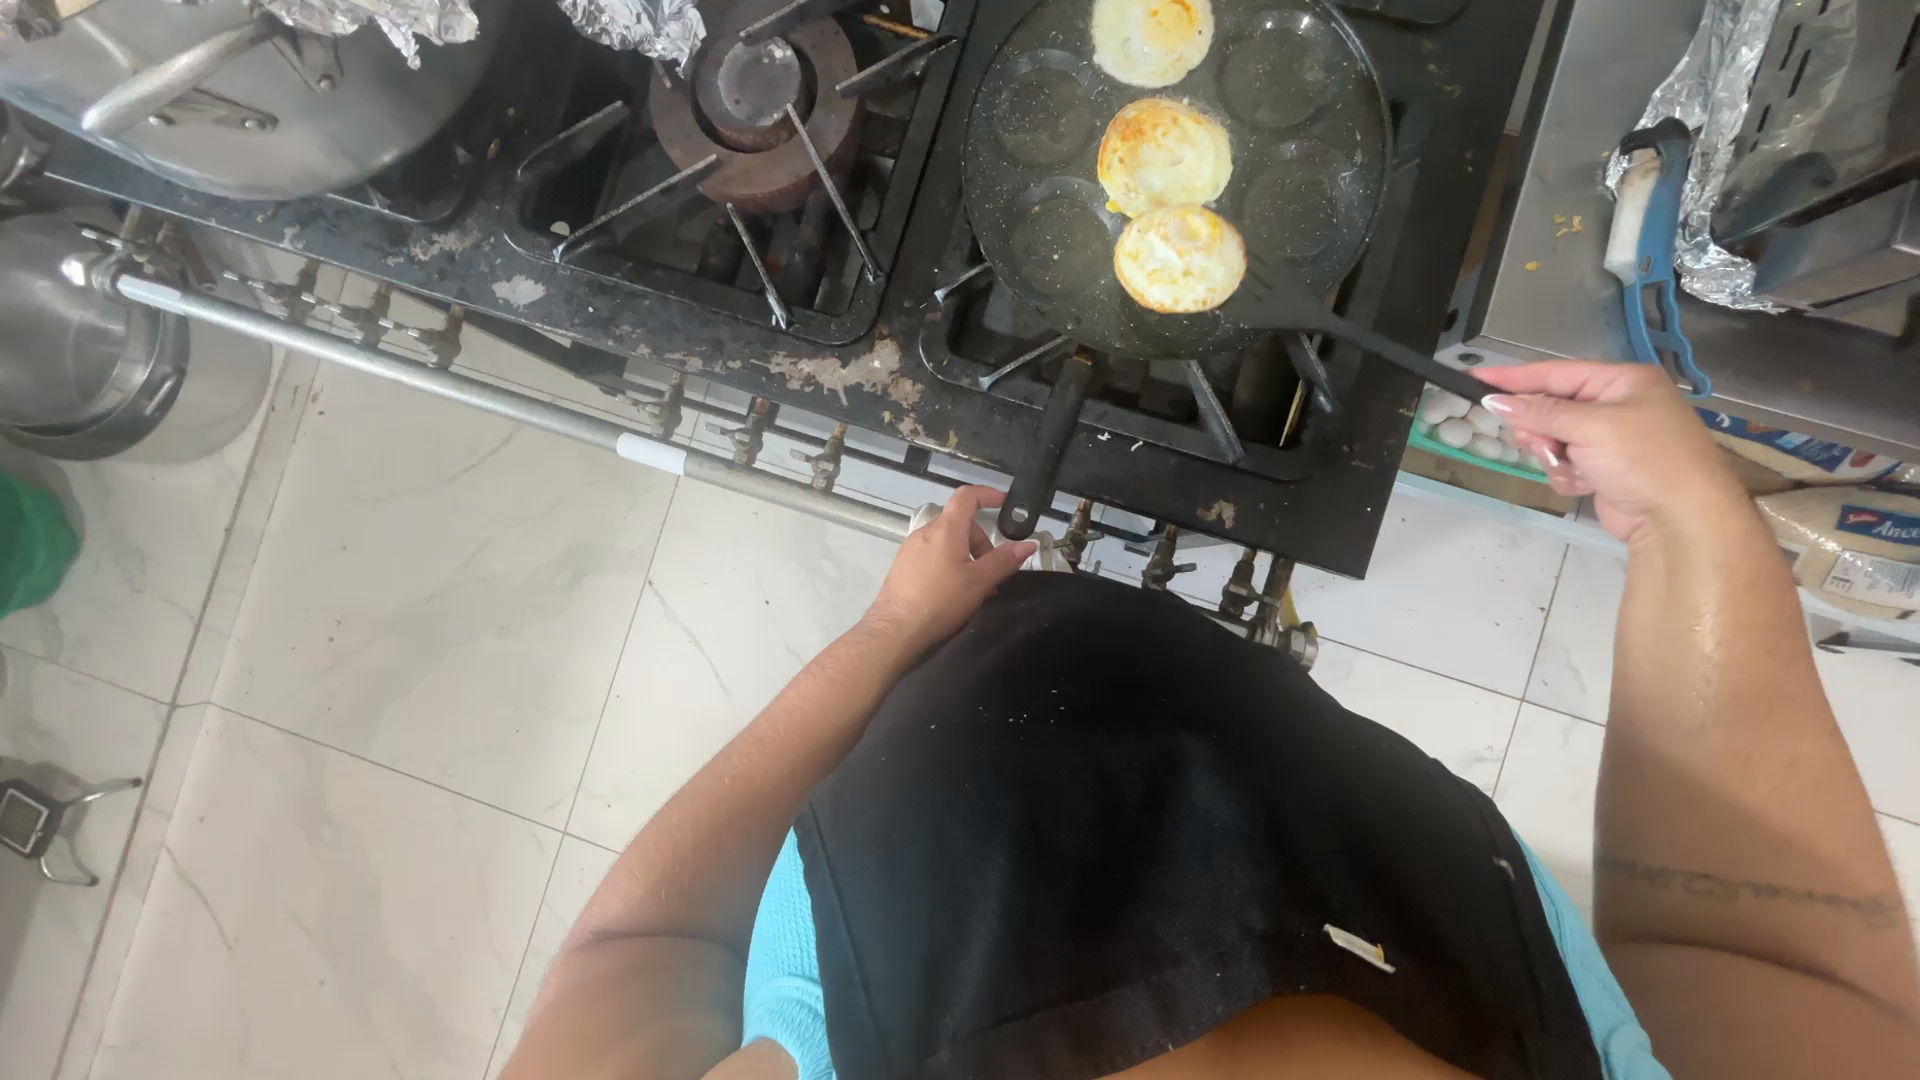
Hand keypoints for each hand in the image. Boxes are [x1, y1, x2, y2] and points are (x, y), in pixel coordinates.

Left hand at [861, 486, 1036, 657]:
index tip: (1004, 504)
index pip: (966, 496)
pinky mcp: (903, 566)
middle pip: (959, 523)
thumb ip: (1004, 560)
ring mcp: (910, 549)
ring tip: (974, 586)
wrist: (895, 631)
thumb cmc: (940, 602)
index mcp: (945, 529)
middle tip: (992, 570)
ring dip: (965, 555)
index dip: (987, 494)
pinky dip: (949, 563)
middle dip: (980, 541)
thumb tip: (1029, 544)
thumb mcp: (979, 582)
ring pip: (946, 541)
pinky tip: (952, 592)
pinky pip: (932, 555)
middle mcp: (924, 532)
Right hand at [1476, 361, 1746, 546]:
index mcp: (1622, 382)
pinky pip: (1561, 462)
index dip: (1513, 378)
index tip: (1474, 379)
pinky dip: (1566, 474)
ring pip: (1549, 439)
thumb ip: (1540, 412)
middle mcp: (1616, 404)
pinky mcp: (1601, 465)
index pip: (1554, 373)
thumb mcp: (1591, 427)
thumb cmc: (1645, 460)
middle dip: (1540, 430)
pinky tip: (1586, 484)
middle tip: (1543, 445)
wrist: (1680, 516)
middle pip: (1548, 409)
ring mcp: (1609, 437)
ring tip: (1573, 468)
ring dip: (1553, 456)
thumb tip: (1494, 401)